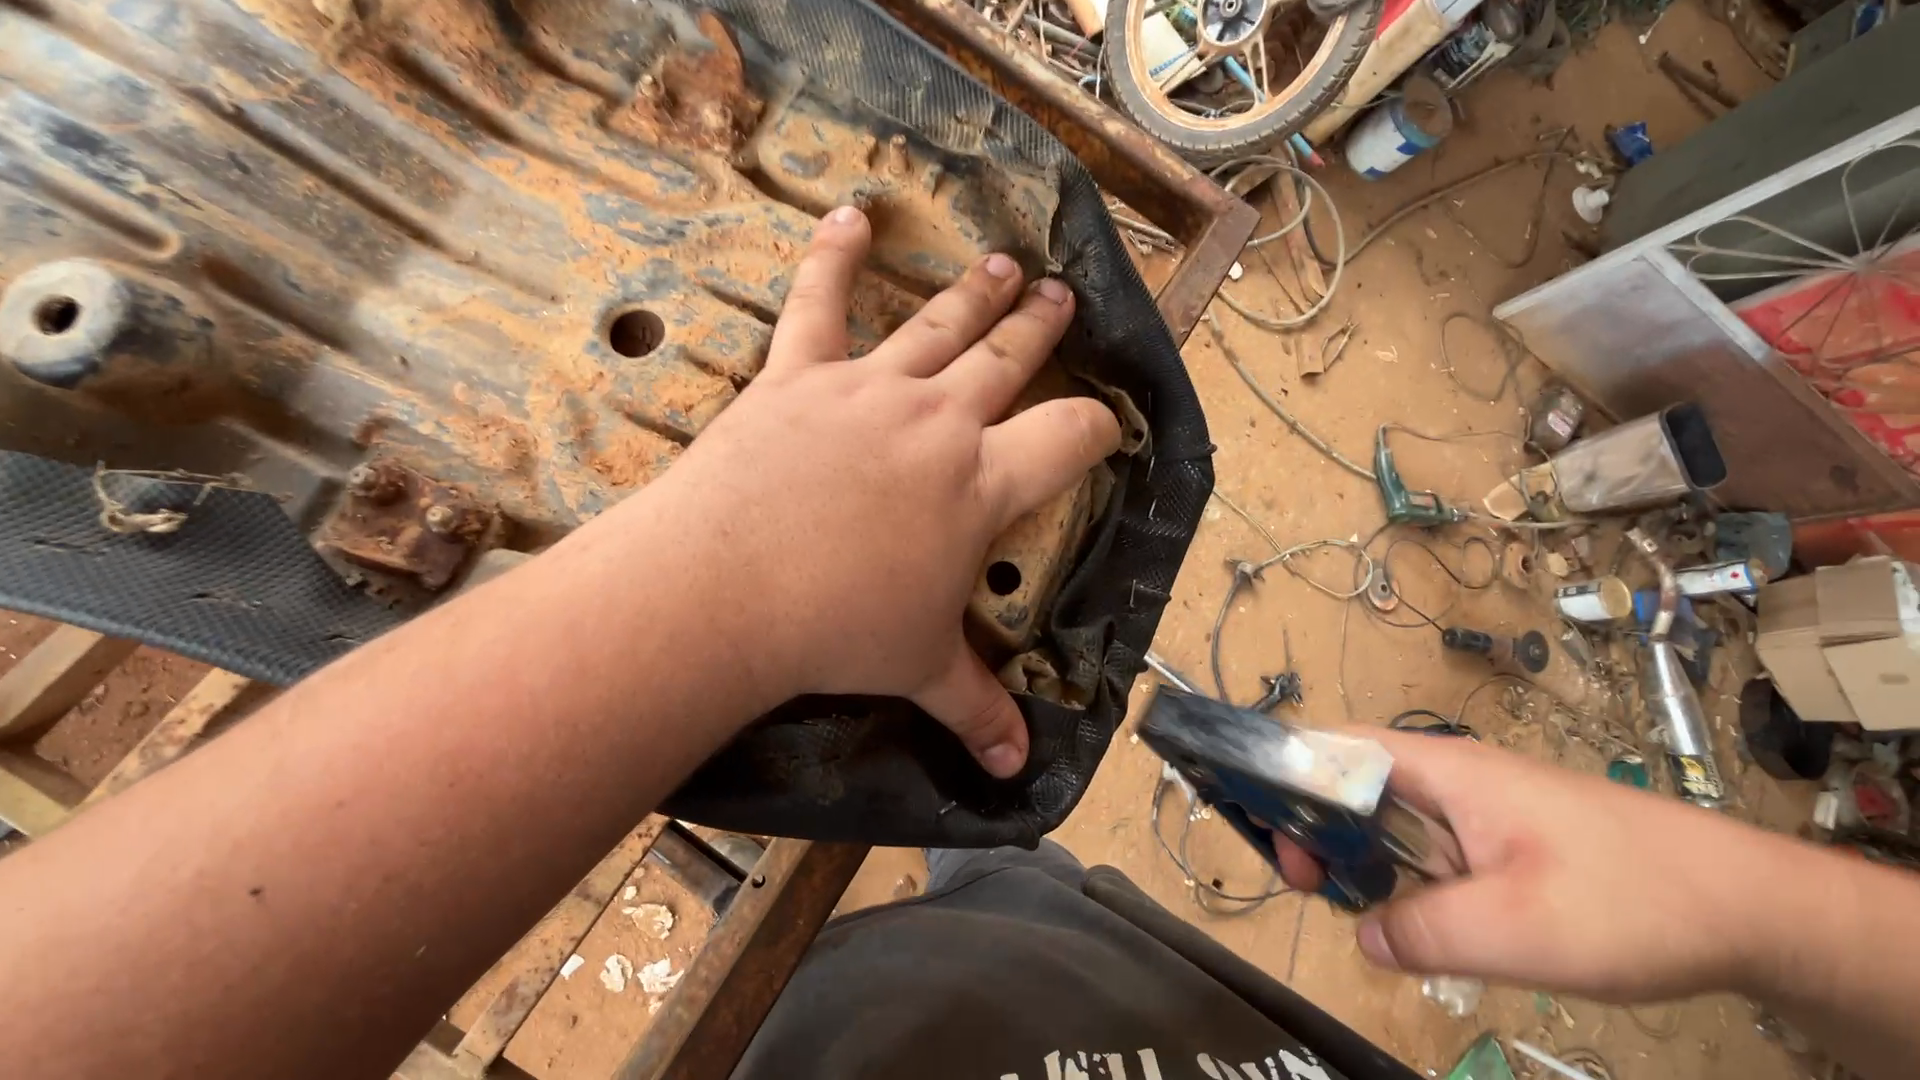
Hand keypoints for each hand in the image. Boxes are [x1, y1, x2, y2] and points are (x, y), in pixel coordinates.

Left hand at [632, 206, 1119, 777]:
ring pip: (939, 324)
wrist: (726, 590)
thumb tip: (1021, 772)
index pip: (1072, 435)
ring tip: (1007, 263)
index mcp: (981, 483)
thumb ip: (978, 710)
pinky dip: (835, 255)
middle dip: (1042, 328)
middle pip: (1009, 358)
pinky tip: (850, 216)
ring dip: (978, 292)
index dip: (1100, 424)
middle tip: (1063, 296)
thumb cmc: (837, 629)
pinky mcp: (800, 374)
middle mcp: (939, 420)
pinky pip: (821, 302)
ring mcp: (870, 388)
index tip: (1109, 419)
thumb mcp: (920, 669)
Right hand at [1275, 730, 1803, 1001]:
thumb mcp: (1515, 928)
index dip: (1289, 777)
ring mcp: (1478, 809)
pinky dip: (1400, 875)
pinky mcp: (1503, 841)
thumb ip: (1422, 930)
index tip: (1273, 833)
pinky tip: (1405, 916)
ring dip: (1357, 854)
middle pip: (1353, 782)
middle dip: (1315, 825)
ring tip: (1340, 900)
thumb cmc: (1626, 897)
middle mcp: (1450, 778)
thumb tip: (1362, 936)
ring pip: (1390, 819)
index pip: (1337, 746)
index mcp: (1442, 771)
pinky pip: (1428, 849)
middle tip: (1303, 881)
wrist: (1752, 908)